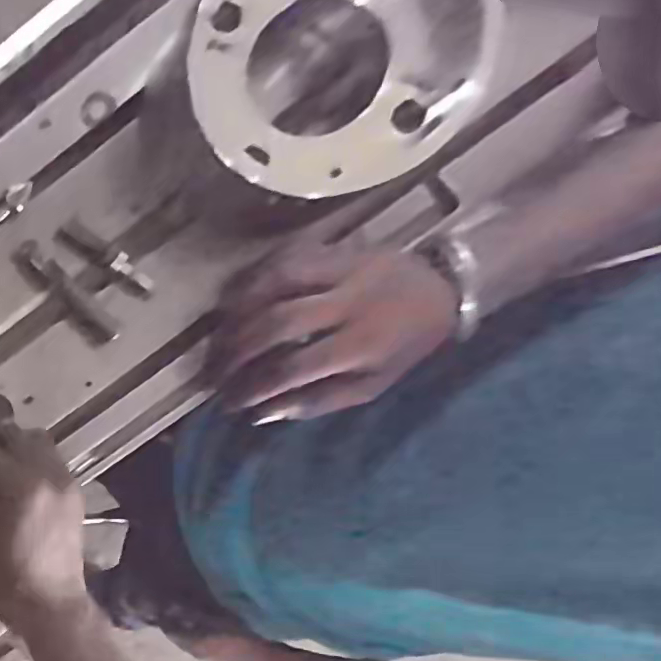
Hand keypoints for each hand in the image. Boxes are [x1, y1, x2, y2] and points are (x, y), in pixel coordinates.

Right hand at [0, 425, 91, 625]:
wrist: (49, 603)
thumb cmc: (0, 576)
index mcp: (19, 486)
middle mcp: (48, 474)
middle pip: (10, 434)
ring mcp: (65, 480)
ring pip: (34, 440)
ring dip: (6, 446)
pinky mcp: (72, 491)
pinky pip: (47, 458)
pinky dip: (25, 459)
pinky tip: (7, 480)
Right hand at [211, 242, 457, 422]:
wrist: (448, 286)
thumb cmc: (403, 344)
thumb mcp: (372, 384)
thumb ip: (318, 401)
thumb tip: (259, 413)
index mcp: (366, 341)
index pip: (292, 368)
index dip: (251, 389)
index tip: (227, 403)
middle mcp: (354, 301)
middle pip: (276, 323)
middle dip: (234, 351)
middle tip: (212, 372)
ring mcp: (345, 268)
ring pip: (274, 283)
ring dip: (235, 312)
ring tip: (216, 339)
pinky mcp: (337, 248)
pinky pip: (282, 259)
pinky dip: (249, 280)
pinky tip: (230, 304)